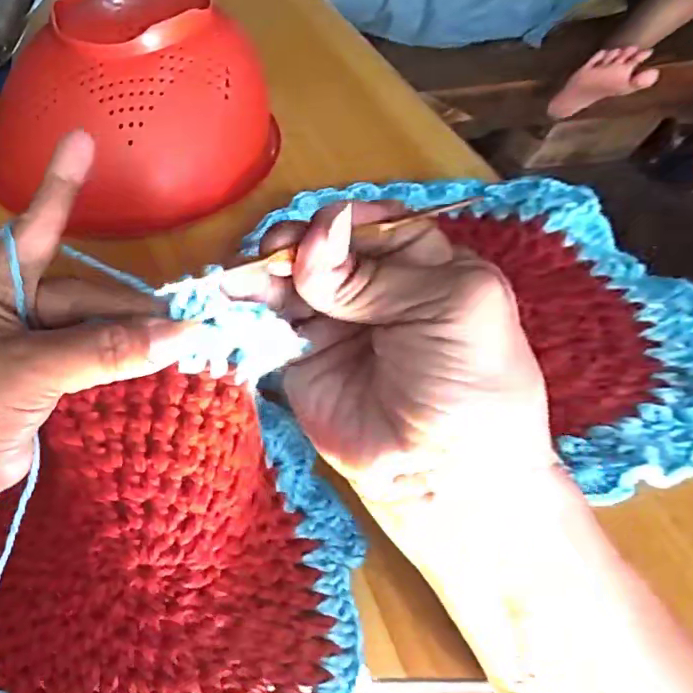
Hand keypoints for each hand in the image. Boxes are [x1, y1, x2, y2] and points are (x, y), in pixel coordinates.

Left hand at [0, 131, 198, 503]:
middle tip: (175, 325)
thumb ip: (104, 349)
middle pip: (73, 291)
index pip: (30, 230)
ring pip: (83, 323)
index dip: (59, 188)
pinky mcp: (34, 370)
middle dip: (120, 308)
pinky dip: (112, 355)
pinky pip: (82, 350)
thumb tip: (180, 334)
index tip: (80, 139)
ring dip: (122, 334)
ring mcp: (17, 338)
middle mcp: (0, 304)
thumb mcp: (33, 371)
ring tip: (172, 342)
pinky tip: (147, 356)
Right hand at [227, 201, 555, 503]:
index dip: (337, 226)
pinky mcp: (289, 355)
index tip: (317, 237)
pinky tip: (226, 305)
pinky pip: (258, 324)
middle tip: (269, 260)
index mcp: (420, 266)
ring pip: (278, 283)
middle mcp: (366, 289)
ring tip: (235, 283)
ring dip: (254, 278)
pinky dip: (238, 312)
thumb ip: (373, 274)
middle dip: (287, 249)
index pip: (368, 226)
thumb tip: (315, 229)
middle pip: (312, 250)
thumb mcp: (447, 308)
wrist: (433, 466)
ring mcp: (323, 322)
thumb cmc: (467, 381)